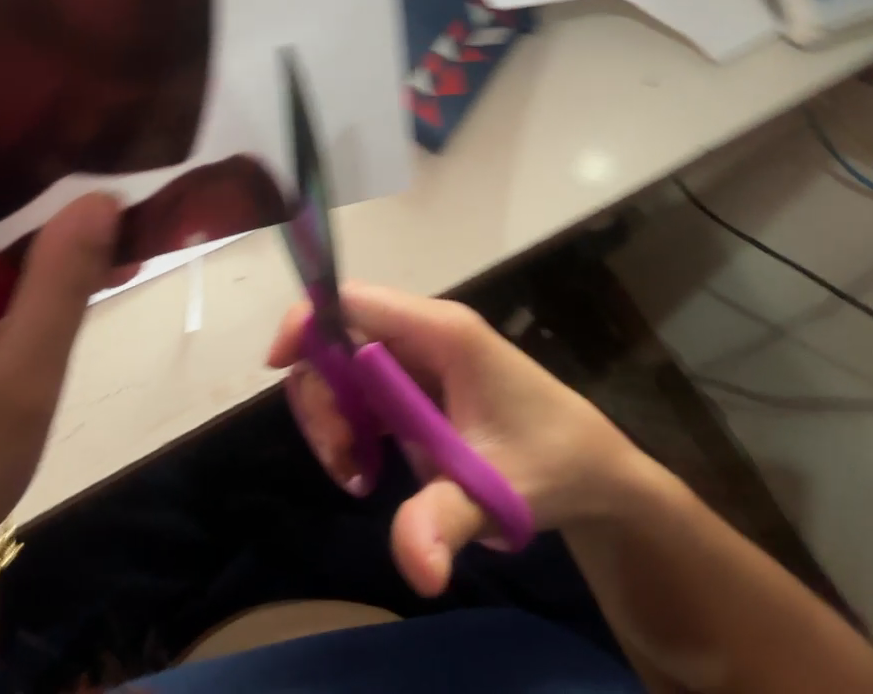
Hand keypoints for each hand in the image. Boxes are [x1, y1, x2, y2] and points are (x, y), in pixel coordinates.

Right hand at [269, 284, 669, 596]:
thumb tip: (416, 571)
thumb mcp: (498, 493)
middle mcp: (423, 337)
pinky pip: (358, 396)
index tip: (279, 366)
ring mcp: (416, 362)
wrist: (593, 473)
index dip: (308, 321)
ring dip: (334, 423)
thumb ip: (448, 520)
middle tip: (345, 459)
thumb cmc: (551, 464)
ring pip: (341, 372)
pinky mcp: (414, 388)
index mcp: (442, 333)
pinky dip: (350, 433)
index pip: (353, 300)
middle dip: (323, 400)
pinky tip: (370, 473)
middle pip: (336, 341)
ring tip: (361, 478)